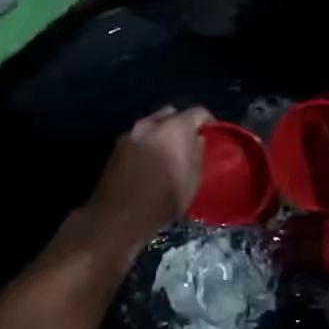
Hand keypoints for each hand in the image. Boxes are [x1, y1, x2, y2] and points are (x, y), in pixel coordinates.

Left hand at [81, 106, 212, 260]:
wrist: (120, 215)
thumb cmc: (163, 200)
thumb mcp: (193, 181)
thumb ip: (197, 154)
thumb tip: (197, 140)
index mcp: (174, 128)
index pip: (198, 112)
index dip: (208, 121)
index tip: (212, 133)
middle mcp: (150, 124)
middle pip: (172, 113)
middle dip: (182, 122)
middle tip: (189, 140)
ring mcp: (131, 133)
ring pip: (152, 123)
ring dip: (163, 131)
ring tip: (169, 150)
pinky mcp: (116, 146)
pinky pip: (138, 135)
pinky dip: (148, 141)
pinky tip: (150, 159)